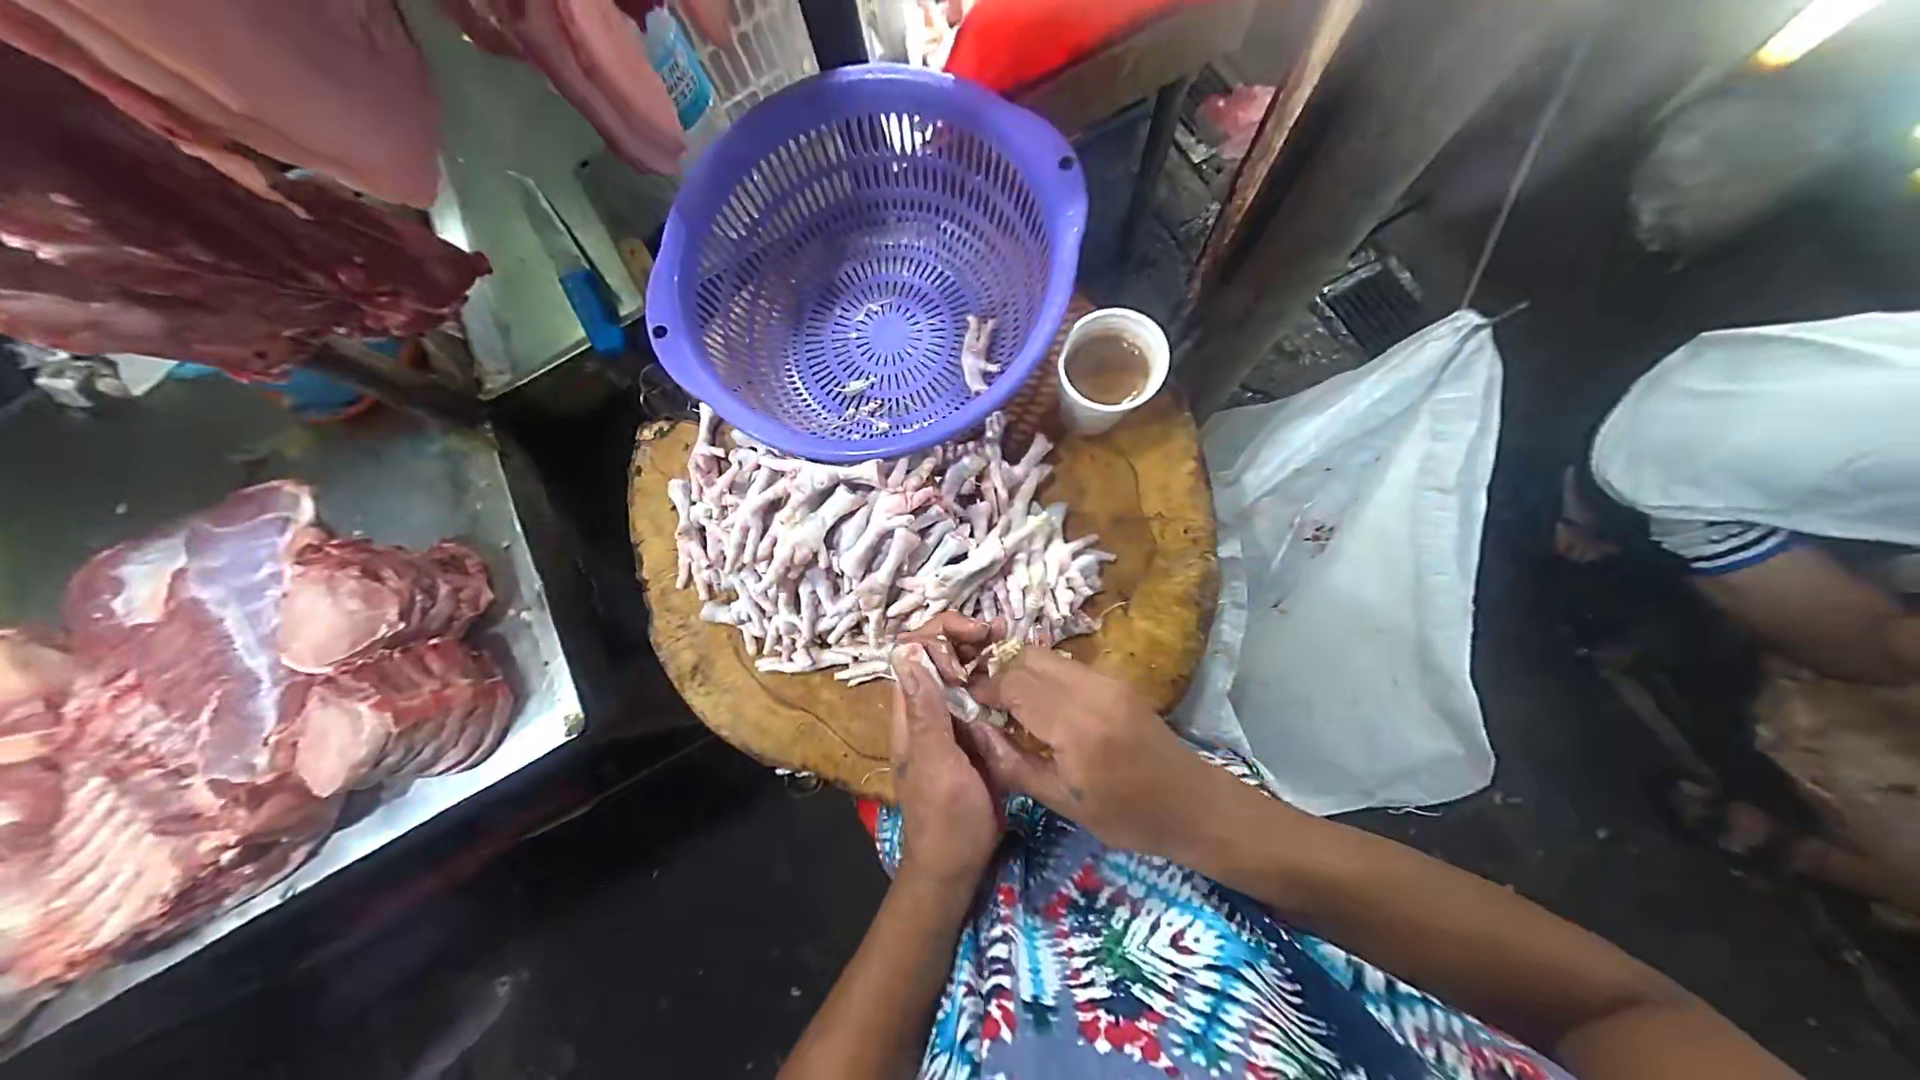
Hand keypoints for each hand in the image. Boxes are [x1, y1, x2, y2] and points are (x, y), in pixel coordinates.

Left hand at [887, 620, 1003, 890]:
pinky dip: (994, 677)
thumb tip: (906, 652)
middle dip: (963, 635)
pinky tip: (1016, 676)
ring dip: (980, 652)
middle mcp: (926, 707)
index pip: (911, 649)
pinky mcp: (972, 731)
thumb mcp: (938, 765)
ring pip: (958, 669)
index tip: (974, 643)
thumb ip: (925, 713)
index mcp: (910, 710)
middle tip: (1000, 636)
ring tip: (1010, 646)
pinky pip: (978, 692)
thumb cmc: (947, 819)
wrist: (958, 863)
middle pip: (935, 652)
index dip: (940, 636)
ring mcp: (949, 719)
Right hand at [964, 649, 1230, 856]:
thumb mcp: (1062, 802)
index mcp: (1077, 726)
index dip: (984, 689)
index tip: (968, 704)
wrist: (1194, 805)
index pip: (1014, 684)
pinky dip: (1044, 676)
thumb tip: (974, 731)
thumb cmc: (1128, 817)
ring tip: (1010, 705)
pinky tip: (1042, 706)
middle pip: (1027, 657)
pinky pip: (1067, 666)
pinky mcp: (1117, 680)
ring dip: (1021, 672)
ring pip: (1047, 656)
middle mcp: (1092, 690)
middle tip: (986, 703)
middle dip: (999, 674)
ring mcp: (1108, 680)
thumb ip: (1012, 763)